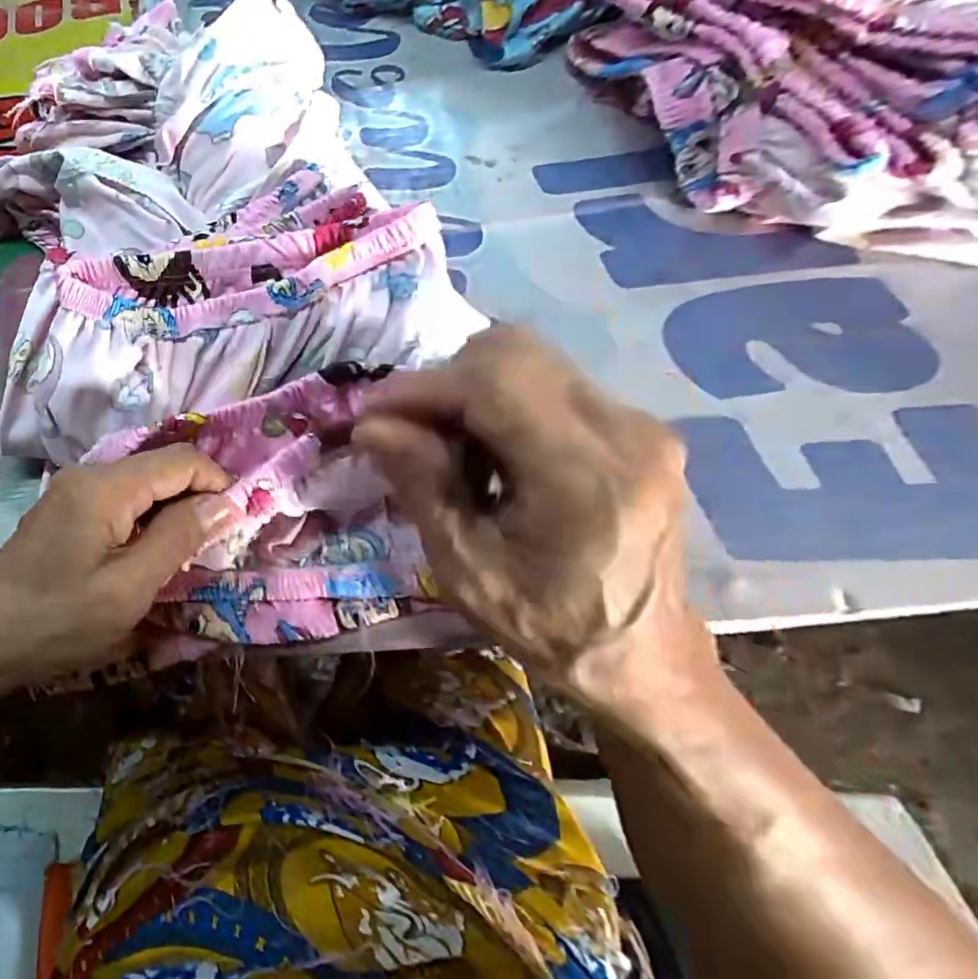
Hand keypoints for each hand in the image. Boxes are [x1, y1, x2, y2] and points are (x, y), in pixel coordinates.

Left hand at [0, 445, 238, 732]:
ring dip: (167, 513)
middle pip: (157, 469)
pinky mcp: (59, 512)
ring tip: (183, 558)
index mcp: (103, 486)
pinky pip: (113, 503)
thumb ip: (178, 538)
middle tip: (215, 548)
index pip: (179, 460)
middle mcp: (84, 475)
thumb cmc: (58, 622)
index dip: (218, 484)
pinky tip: (144, 556)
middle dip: (194, 499)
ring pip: (137, 486)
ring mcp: (67, 492)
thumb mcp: (128, 589)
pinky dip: (140, 521)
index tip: (239, 526)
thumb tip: (224, 501)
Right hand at [352, 325, 722, 728]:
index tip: (369, 417)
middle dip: (441, 382)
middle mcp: (624, 431)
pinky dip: (496, 403)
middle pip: (511, 352)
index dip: (419, 387)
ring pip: (527, 361)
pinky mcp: (633, 429)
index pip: (492, 380)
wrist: (640, 657)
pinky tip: (481, 453)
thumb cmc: (542, 622)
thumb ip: (421, 483)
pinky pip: (546, 384)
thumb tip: (369, 424)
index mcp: (584, 474)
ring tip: (440, 446)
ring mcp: (637, 425)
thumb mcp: (462, 564)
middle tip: (405, 431)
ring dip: (466, 391)